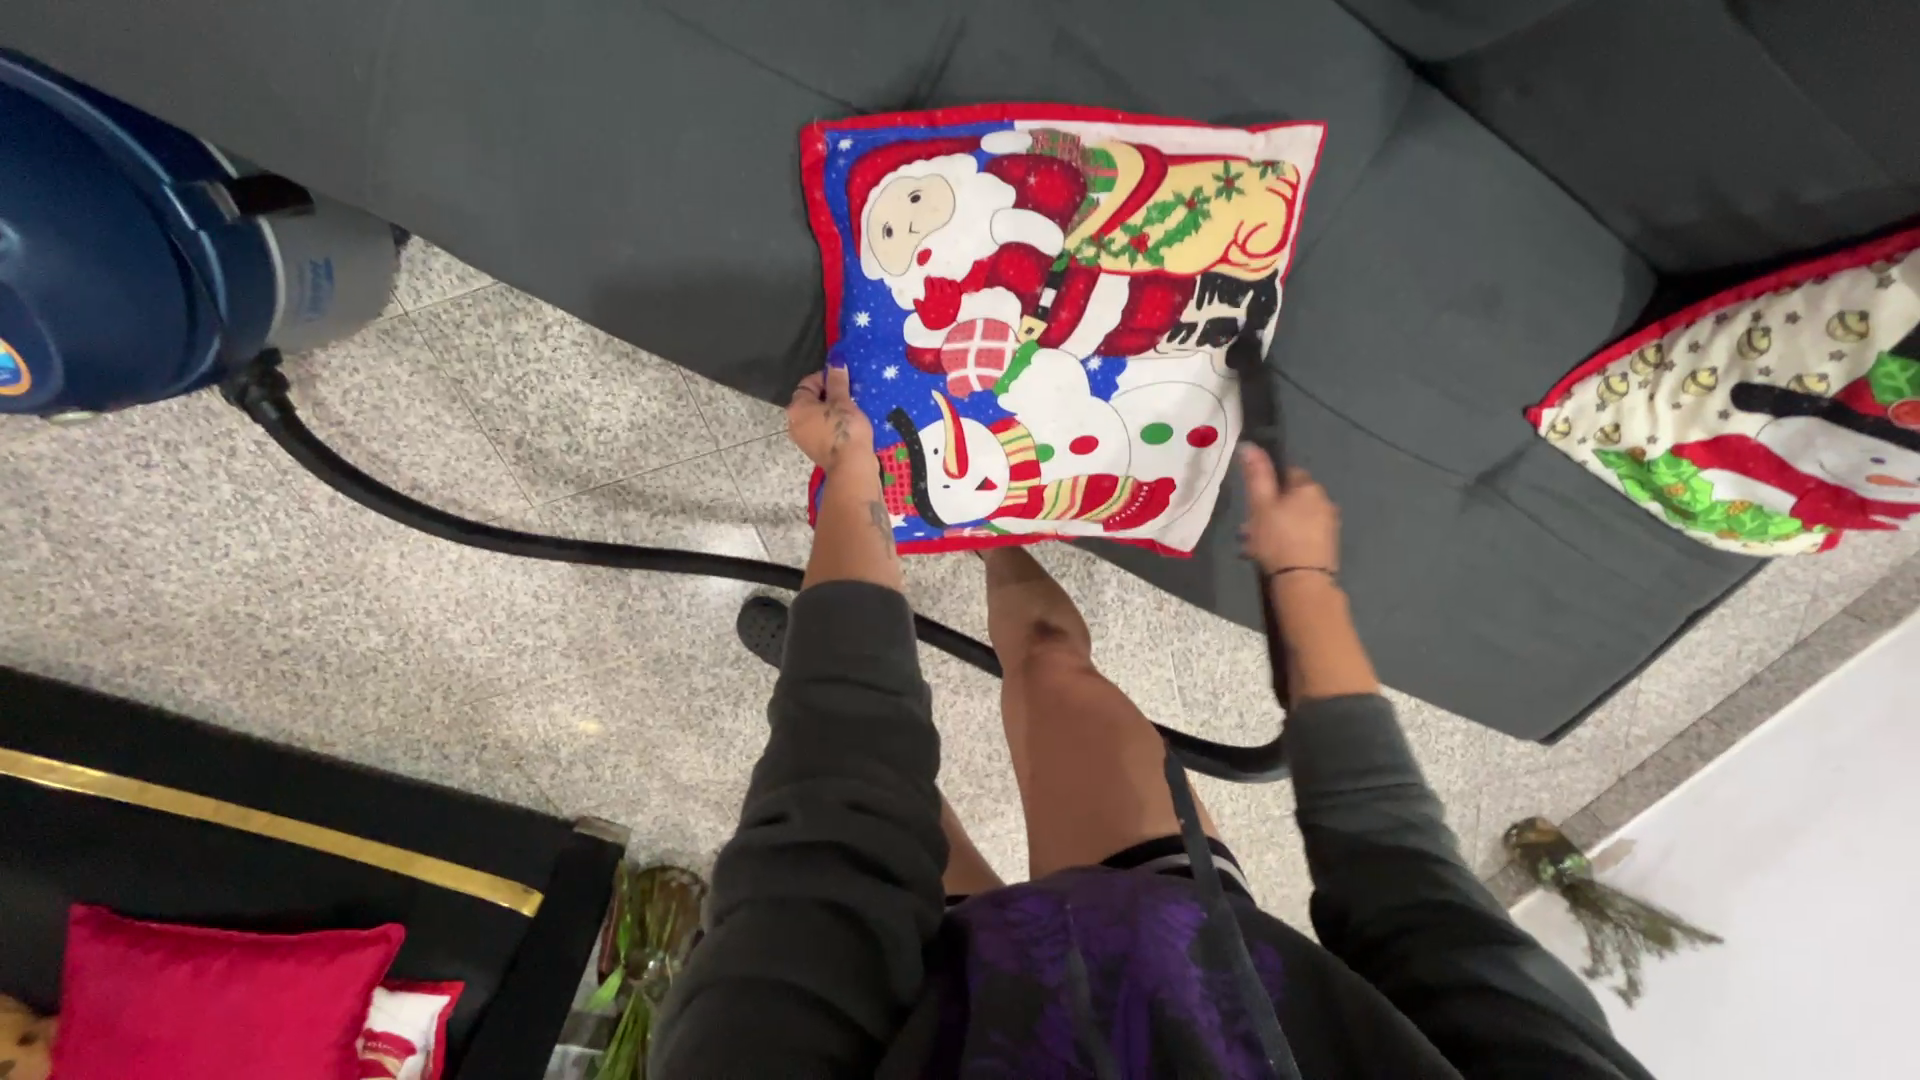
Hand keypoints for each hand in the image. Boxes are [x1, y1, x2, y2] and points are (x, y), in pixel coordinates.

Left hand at [787, 366, 873, 472]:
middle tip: (850, 394)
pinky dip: (833, 426)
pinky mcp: (816, 451)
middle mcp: (794, 423)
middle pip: (811, 401)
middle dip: (830, 395)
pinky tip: (849, 425)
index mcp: (797, 408)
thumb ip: (837, 381)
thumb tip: (835, 362)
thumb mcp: (843, 401)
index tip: (844, 380)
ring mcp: (804, 440)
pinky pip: (823, 431)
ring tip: (852, 409)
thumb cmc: (845, 429)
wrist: (852, 467)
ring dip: (832, 411)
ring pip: (818, 417)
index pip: (808, 383)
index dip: (826, 377)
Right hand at [1238, 445, 1338, 574]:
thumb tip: (1249, 445)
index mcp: (1308, 487)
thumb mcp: (1260, 505)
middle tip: (1250, 528)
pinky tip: (1276, 553)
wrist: (1303, 579)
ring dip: (1279, 525)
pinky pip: (1305, 534)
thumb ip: (1256, 475)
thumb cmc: (1277, 538)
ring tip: (1259, 545)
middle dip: (1273, 508)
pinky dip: (1291, 539)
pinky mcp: (1329, 544)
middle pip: (1293, 497)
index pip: (1288, 473)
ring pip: (1298, 517)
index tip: (1255, 502)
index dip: (1269, 485)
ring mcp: (1329, 524)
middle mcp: (1324, 501)